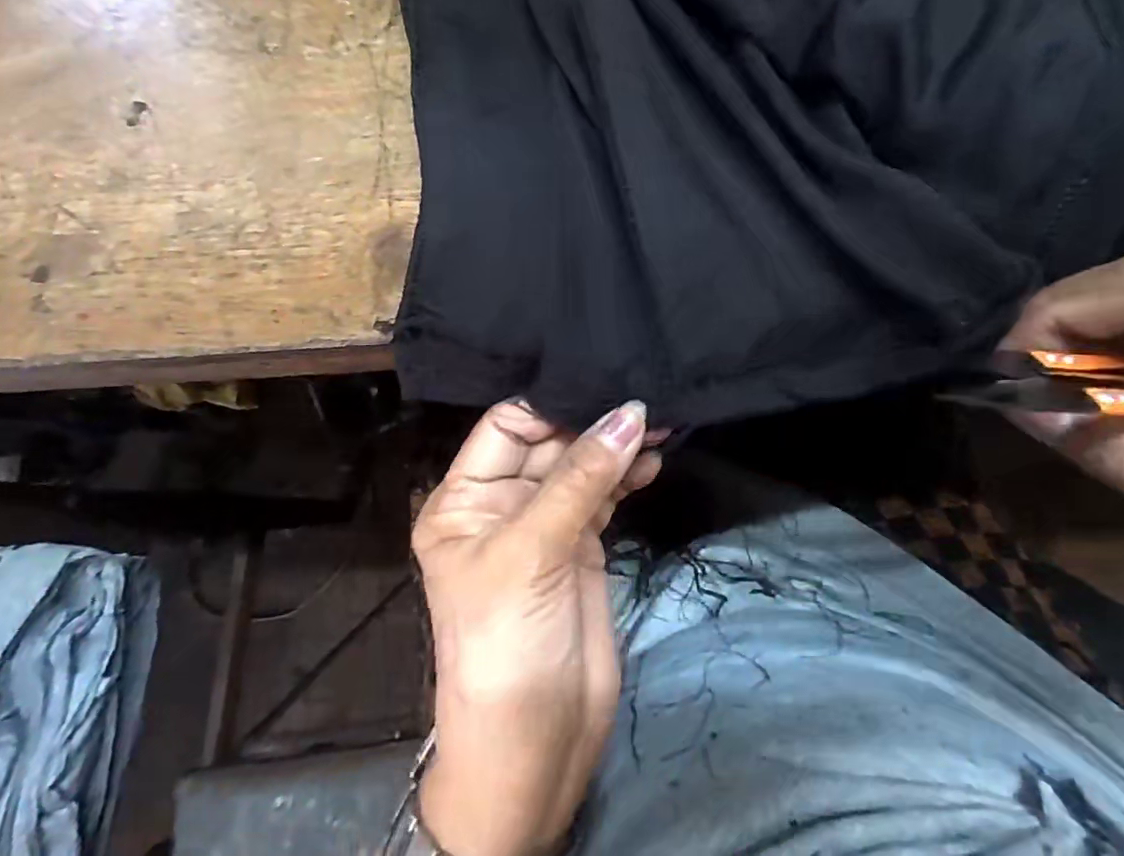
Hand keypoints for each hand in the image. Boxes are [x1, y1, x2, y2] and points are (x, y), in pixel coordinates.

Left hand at [411, 400, 661, 855]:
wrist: (537, 737)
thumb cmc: (508, 639)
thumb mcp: (532, 551)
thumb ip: (581, 478)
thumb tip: (630, 411)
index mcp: (464, 500)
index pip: (505, 428)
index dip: (550, 406)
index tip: (602, 386)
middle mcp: (502, 505)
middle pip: (550, 442)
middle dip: (593, 422)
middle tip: (645, 401)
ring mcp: (546, 525)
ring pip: (583, 466)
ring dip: (618, 447)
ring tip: (659, 428)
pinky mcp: (583, 544)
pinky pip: (605, 494)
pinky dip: (628, 475)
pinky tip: (652, 461)